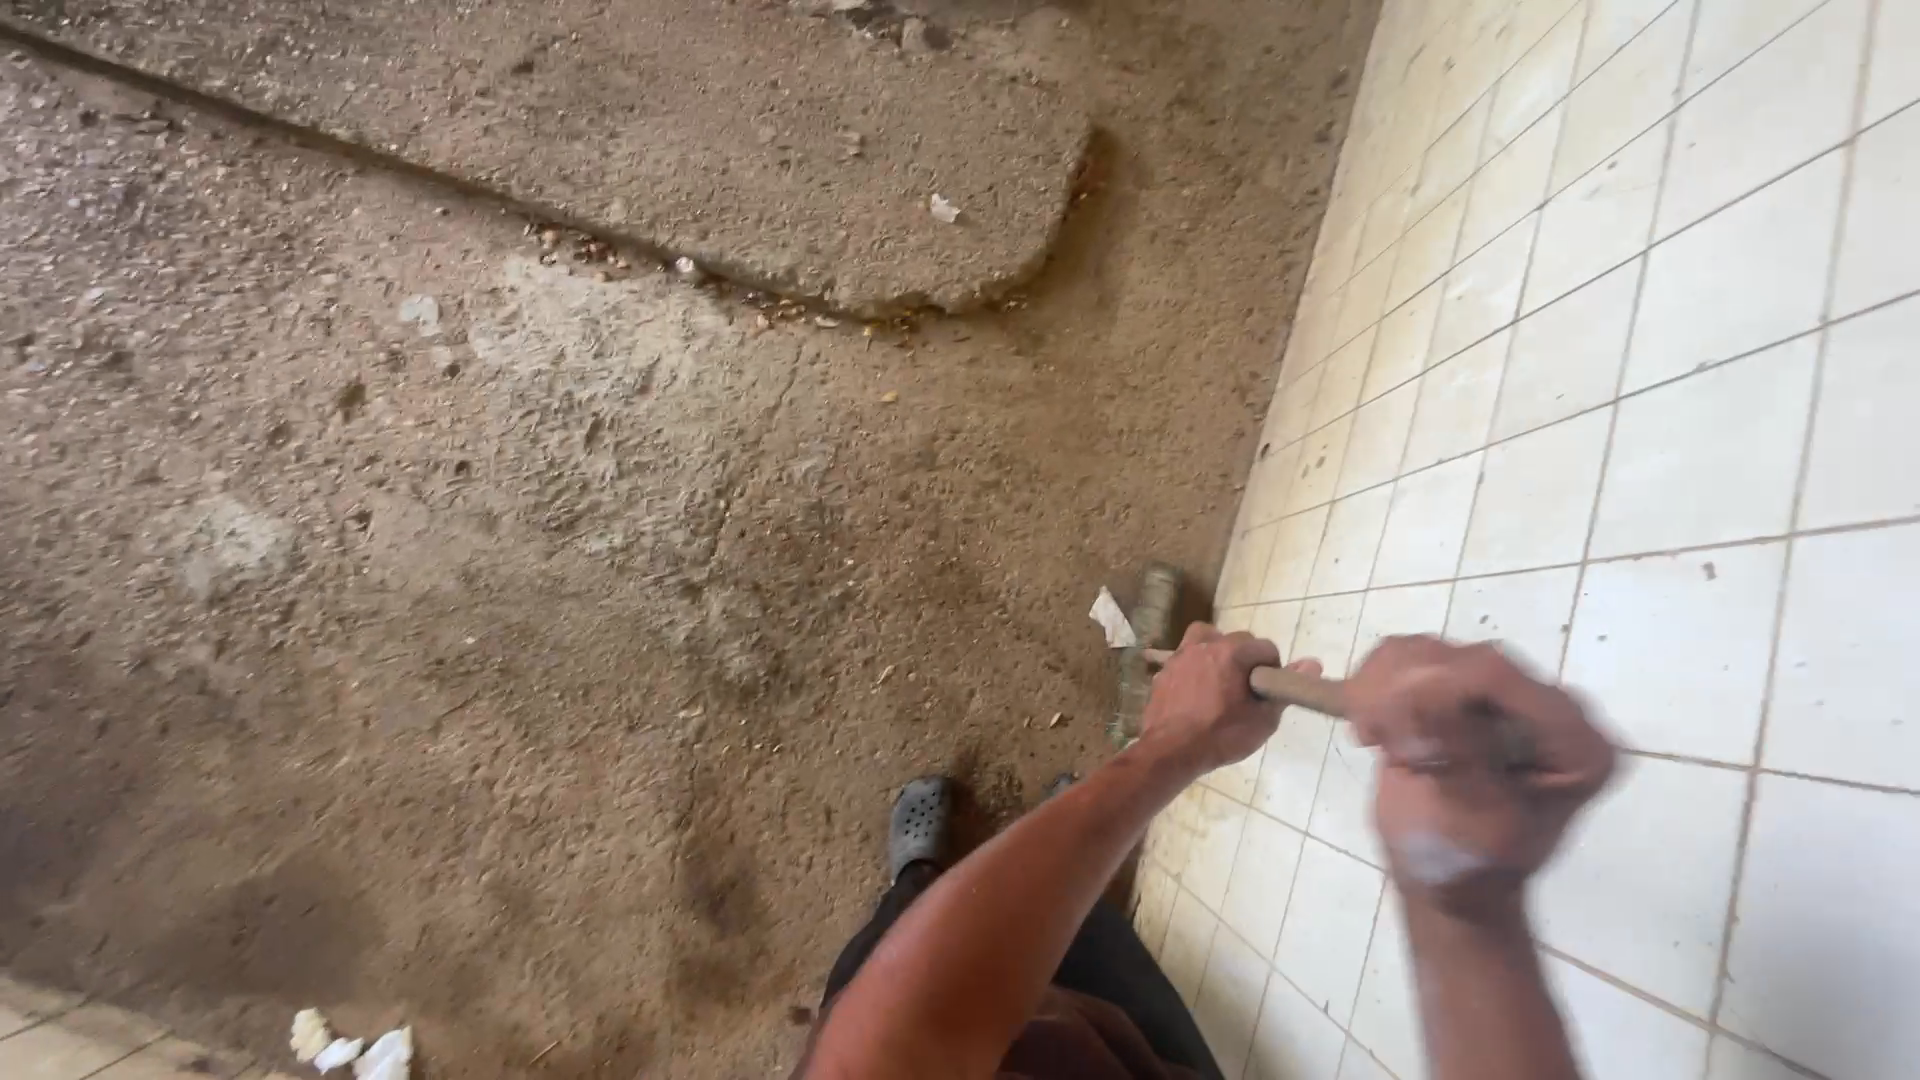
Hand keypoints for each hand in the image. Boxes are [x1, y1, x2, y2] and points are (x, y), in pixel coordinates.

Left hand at [1140, 622, 1322, 773]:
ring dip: (1216, 652)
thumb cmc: (1223, 735)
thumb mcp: (1263, 719)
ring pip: (1204, 639)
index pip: (1265, 647)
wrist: (1172, 750)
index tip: (1266, 690)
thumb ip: (1284, 688)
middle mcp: (1204, 645)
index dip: (1272, 667)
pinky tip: (1195, 691)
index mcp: (1231, 652)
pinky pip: (1184, 659)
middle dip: (1245, 659)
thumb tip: (1313, 663)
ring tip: (1220, 679)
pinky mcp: (1163, 670)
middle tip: (1245, 689)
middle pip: (1235, 640)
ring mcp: (1180, 656)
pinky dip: (1194, 667)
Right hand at [1345, 636, 1615, 922]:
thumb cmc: (1467, 863)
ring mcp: (1502, 696)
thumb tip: (1423, 688)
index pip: (1496, 676)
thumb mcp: (1470, 818)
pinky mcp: (1459, 690)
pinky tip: (1372, 725)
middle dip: (1401, 694)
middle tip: (1375, 741)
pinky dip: (1373, 682)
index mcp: (1576, 741)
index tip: (1386, 738)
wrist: (1450, 879)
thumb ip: (1457, 751)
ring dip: (1381, 688)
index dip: (1429, 691)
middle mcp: (1548, 708)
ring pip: (1426, 650)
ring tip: (1373, 737)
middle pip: (1459, 658)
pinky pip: (1407, 656)